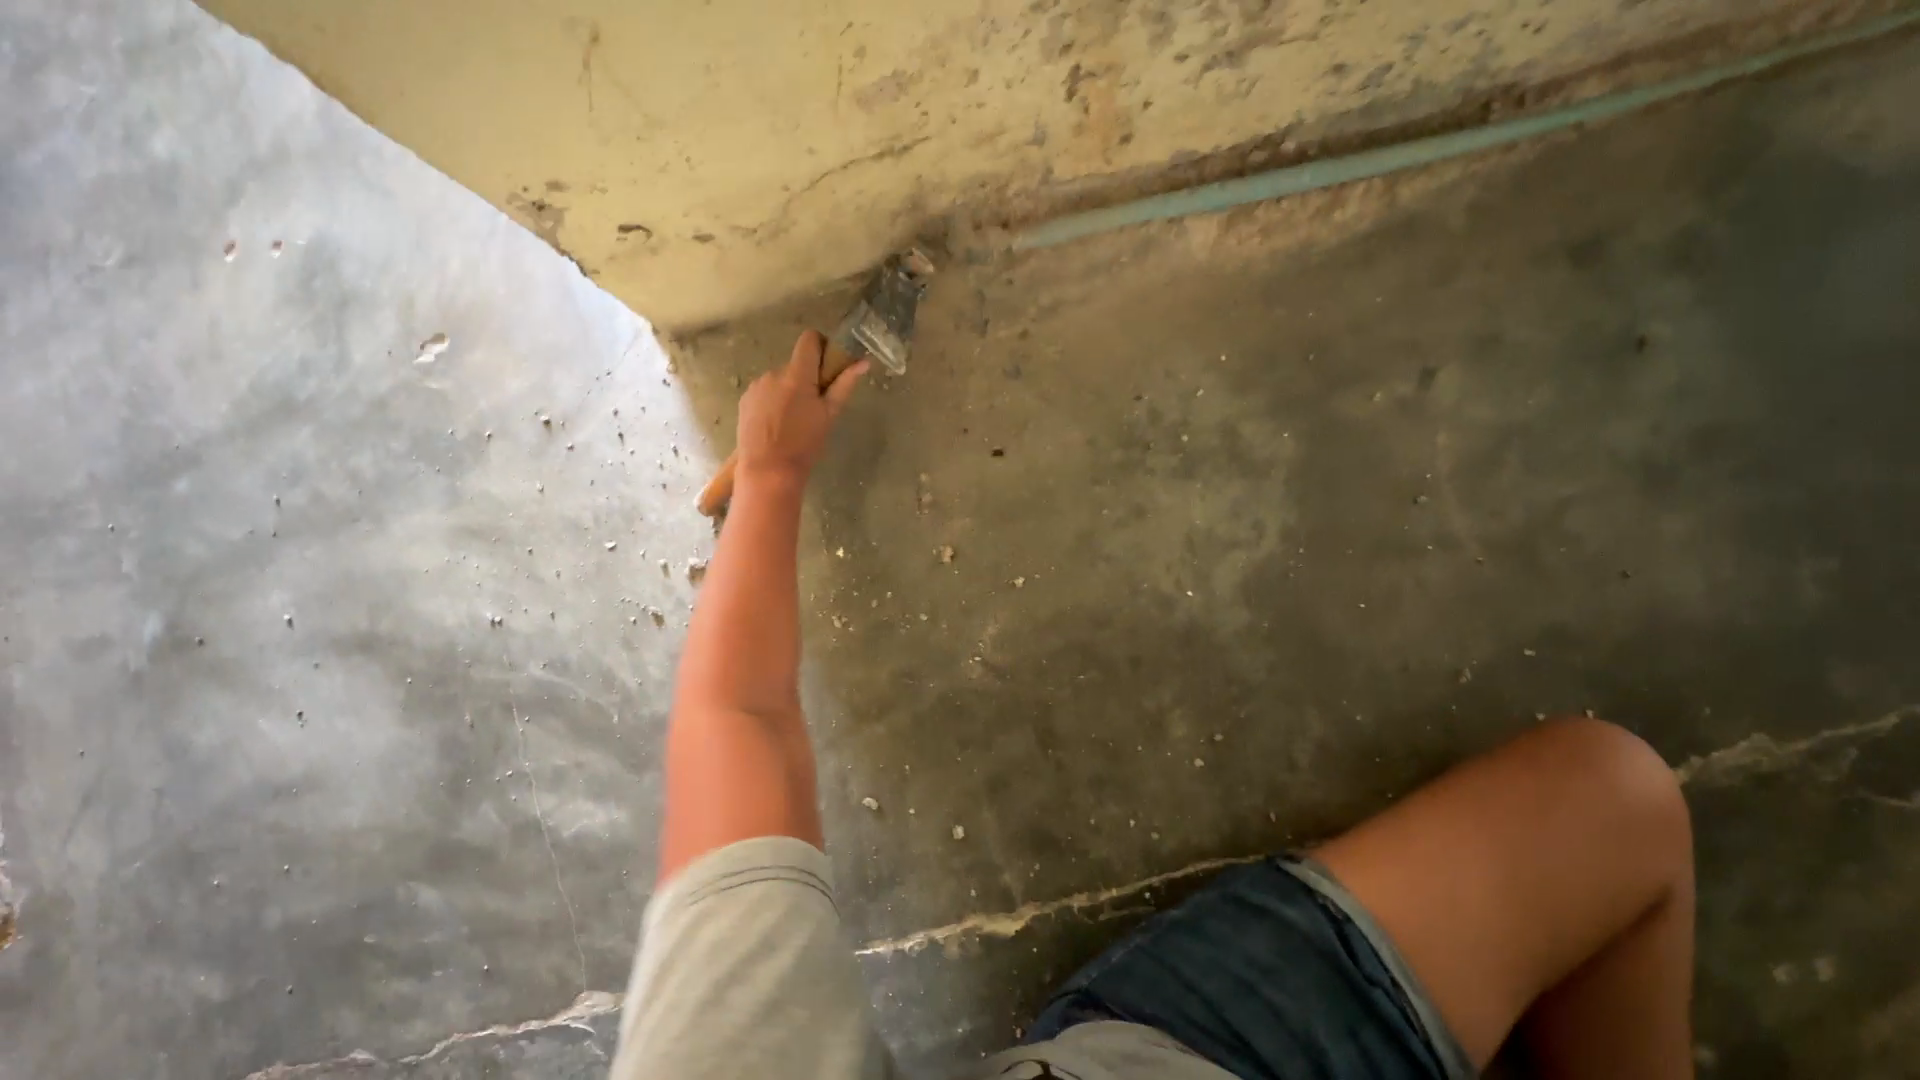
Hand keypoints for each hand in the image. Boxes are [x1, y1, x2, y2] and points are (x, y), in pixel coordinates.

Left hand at [735, 330, 867, 488]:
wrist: (768, 471)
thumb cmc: (804, 445)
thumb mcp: (829, 415)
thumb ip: (844, 384)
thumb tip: (863, 361)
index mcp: (797, 375)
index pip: (809, 339)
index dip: (822, 347)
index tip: (828, 369)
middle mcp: (774, 373)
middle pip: (796, 364)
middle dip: (807, 378)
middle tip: (814, 407)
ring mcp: (756, 386)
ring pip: (780, 379)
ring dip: (788, 391)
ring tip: (793, 421)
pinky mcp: (745, 400)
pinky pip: (765, 392)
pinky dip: (773, 401)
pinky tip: (776, 425)